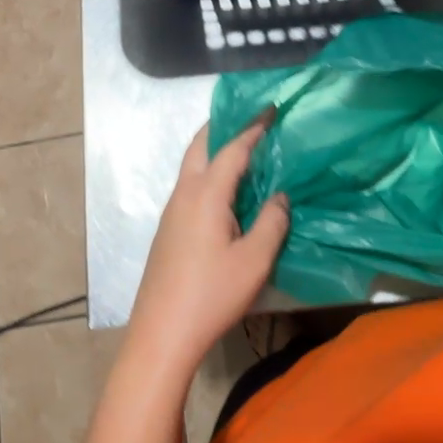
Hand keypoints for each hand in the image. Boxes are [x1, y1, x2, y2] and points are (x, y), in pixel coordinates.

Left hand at [126, 113, 289, 370]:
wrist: (162, 333)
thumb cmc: (211, 294)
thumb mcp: (254, 260)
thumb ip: (272, 222)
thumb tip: (280, 196)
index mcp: (206, 193)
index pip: (233, 148)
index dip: (254, 127)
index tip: (271, 109)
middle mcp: (184, 193)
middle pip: (201, 147)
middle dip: (223, 127)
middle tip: (250, 120)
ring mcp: (171, 212)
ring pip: (192, 166)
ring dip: (214, 151)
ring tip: (244, 151)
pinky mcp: (168, 230)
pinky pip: (190, 187)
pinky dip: (209, 174)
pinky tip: (227, 192)